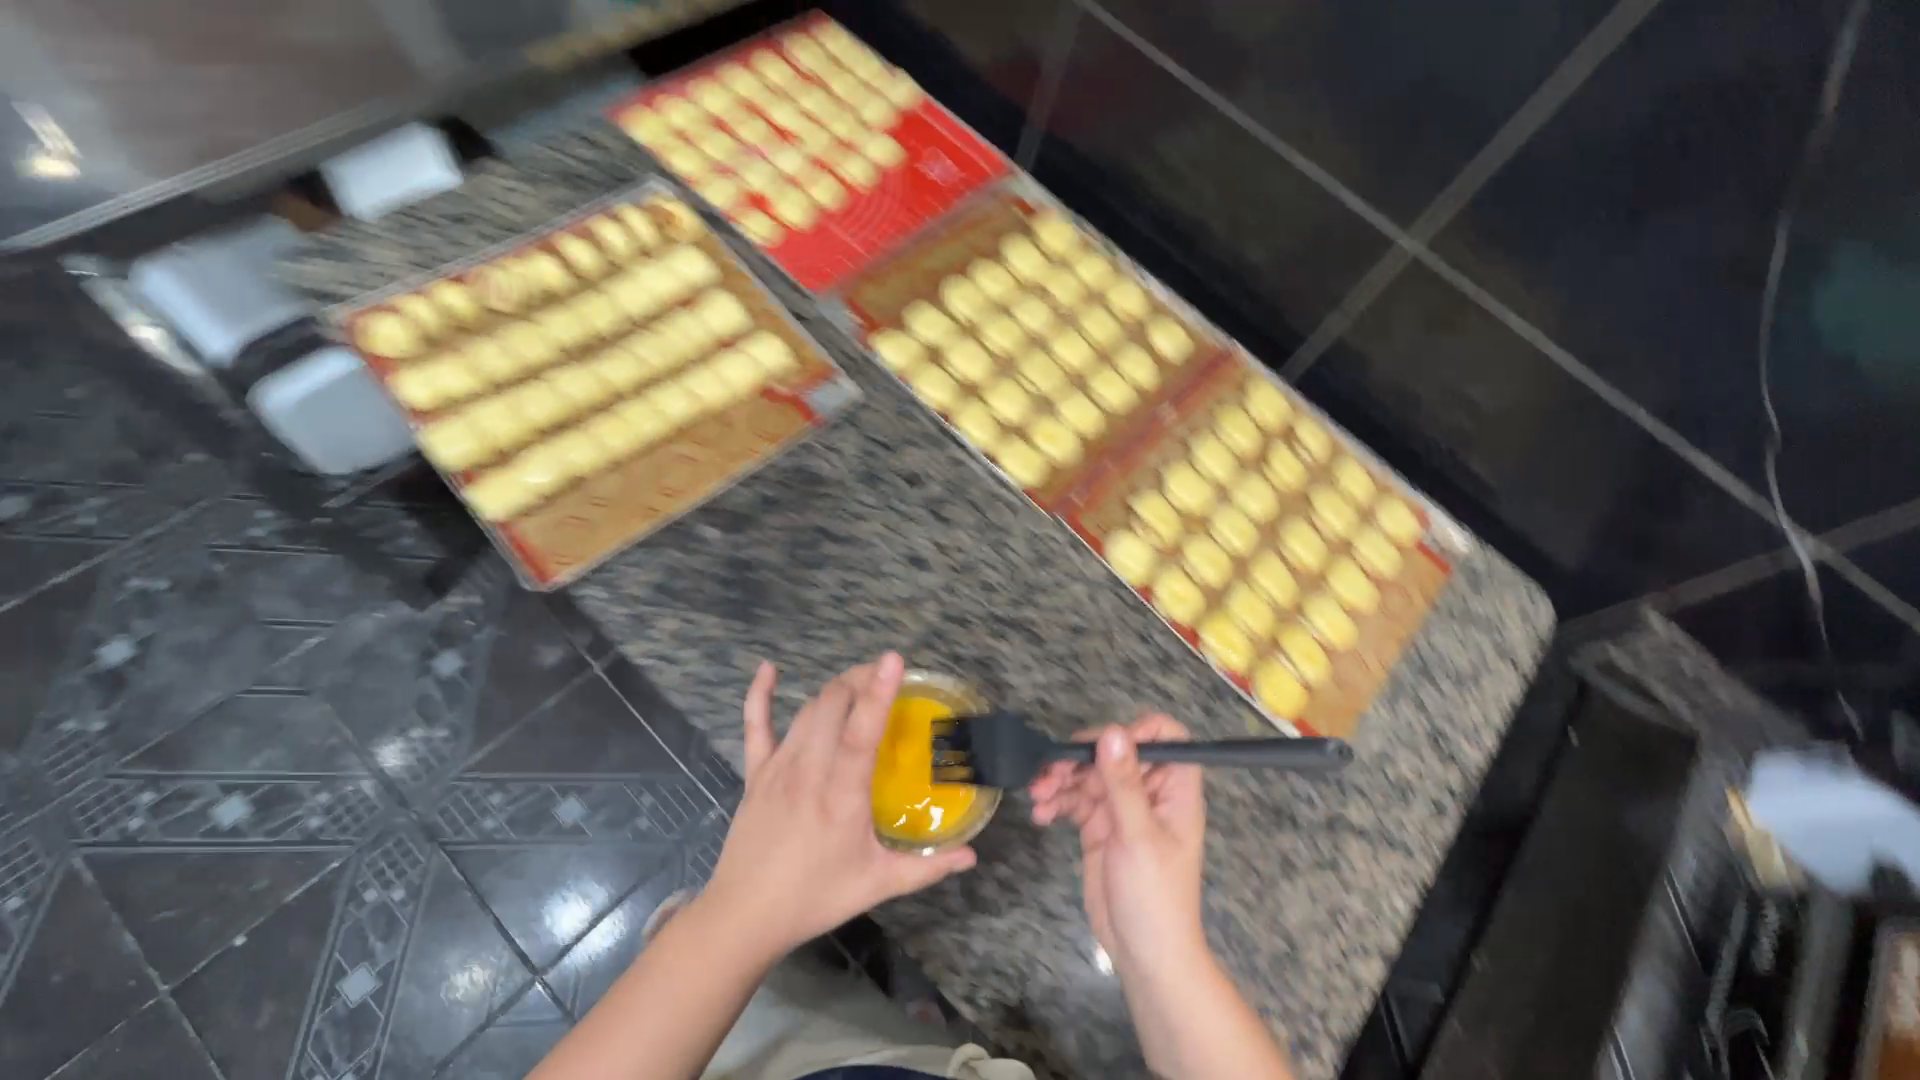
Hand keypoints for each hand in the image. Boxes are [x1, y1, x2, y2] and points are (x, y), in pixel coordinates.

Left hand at [701, 652, 976, 956]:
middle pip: (832, 706)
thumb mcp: (878, 885)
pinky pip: (755, 725)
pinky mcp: (755, 774)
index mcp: (841, 797)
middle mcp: (807, 772)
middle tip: (886, 676)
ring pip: (806, 711)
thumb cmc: (815, 898)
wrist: (744, 916)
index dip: (877, 693)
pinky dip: (761, 694)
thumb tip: (972, 855)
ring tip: (859, 681)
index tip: (893, 660)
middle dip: (860, 679)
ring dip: (834, 689)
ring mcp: (777, 769)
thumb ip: (928, 868)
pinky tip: (769, 670)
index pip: (860, 733)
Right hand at [1028, 714, 1207, 975]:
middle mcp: (1149, 793)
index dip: (1137, 732)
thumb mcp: (1138, 835)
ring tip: (1038, 796)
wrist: (1144, 953)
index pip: (1165, 738)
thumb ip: (1123, 782)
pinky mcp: (1099, 828)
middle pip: (1114, 754)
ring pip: (1090, 776)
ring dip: (1061, 780)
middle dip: (1081, 759)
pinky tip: (1041, 815)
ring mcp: (1122, 811)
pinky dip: (1057, 802)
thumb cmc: (1155, 894)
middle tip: (1050, 772)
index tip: (1104, 746)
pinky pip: (1076, 801)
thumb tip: (1112, 731)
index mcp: (1174, 789)